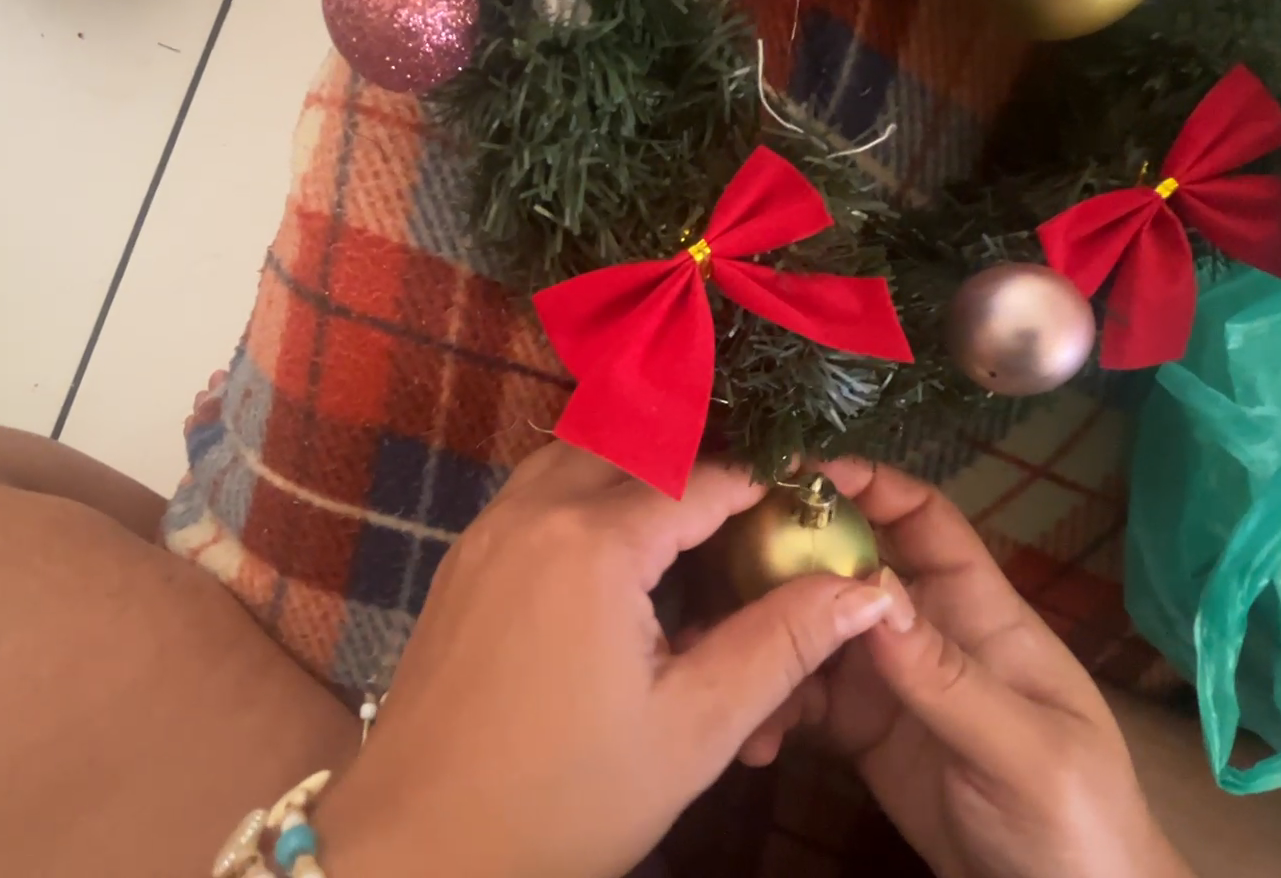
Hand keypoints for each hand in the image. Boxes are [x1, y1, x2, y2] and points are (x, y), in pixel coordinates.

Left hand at [313, 444, 899, 877]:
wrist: (417, 845)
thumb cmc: (564, 798)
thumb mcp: (692, 729)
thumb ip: (780, 646)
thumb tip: (864, 591)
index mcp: (596, 544)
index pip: (700, 481)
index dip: (760, 478)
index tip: (805, 486)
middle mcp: (536, 510)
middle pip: (634, 443)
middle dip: (698, 456)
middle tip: (748, 496)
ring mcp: (490, 526)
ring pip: (576, 452)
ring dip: (635, 463)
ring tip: (686, 508)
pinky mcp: (465, 551)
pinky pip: (536, 485)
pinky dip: (584, 484)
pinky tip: (612, 539)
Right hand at [737, 458, 1191, 877]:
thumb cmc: (1078, 818)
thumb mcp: (1027, 750)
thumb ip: (949, 675)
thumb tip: (871, 594)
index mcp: (973, 607)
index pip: (922, 518)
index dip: (870, 483)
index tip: (803, 471)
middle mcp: (918, 625)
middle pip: (845, 563)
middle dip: (789, 555)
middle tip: (724, 563)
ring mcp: (881, 674)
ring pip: (810, 628)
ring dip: (768, 641)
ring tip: (726, 667)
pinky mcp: (853, 722)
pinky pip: (799, 695)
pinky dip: (772, 708)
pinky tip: (754, 739)